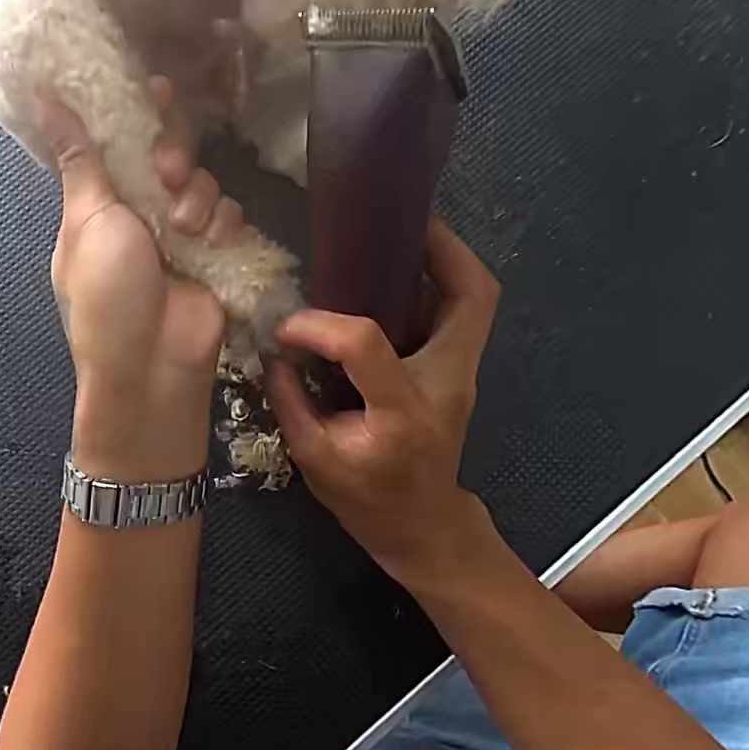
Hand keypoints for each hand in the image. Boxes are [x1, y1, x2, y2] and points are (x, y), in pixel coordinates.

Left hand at [39, 78, 242, 481]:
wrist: (152, 365)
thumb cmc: (107, 293)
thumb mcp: (88, 221)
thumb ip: (80, 158)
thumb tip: (44, 98)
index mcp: (103, 201)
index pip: (122, 142)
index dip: (138, 113)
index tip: (156, 88)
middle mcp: (143, 212)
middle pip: (171, 154)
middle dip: (174, 156)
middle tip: (168, 172)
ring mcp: (182, 233)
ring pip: (206, 182)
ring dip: (197, 198)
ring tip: (182, 231)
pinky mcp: (216, 253)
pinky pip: (231, 215)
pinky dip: (222, 225)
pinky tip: (208, 243)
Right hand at [264, 218, 502, 580]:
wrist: (423, 527)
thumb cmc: (367, 501)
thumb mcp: (314, 458)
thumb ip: (289, 399)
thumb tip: (275, 349)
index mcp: (401, 415)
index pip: (366, 345)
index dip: (321, 326)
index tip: (289, 327)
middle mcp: (445, 386)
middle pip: (472, 299)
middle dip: (442, 248)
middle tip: (399, 222)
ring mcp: (461, 377)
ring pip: (473, 300)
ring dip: (442, 260)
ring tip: (397, 236)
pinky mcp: (458, 373)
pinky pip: (457, 314)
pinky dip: (432, 285)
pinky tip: (393, 276)